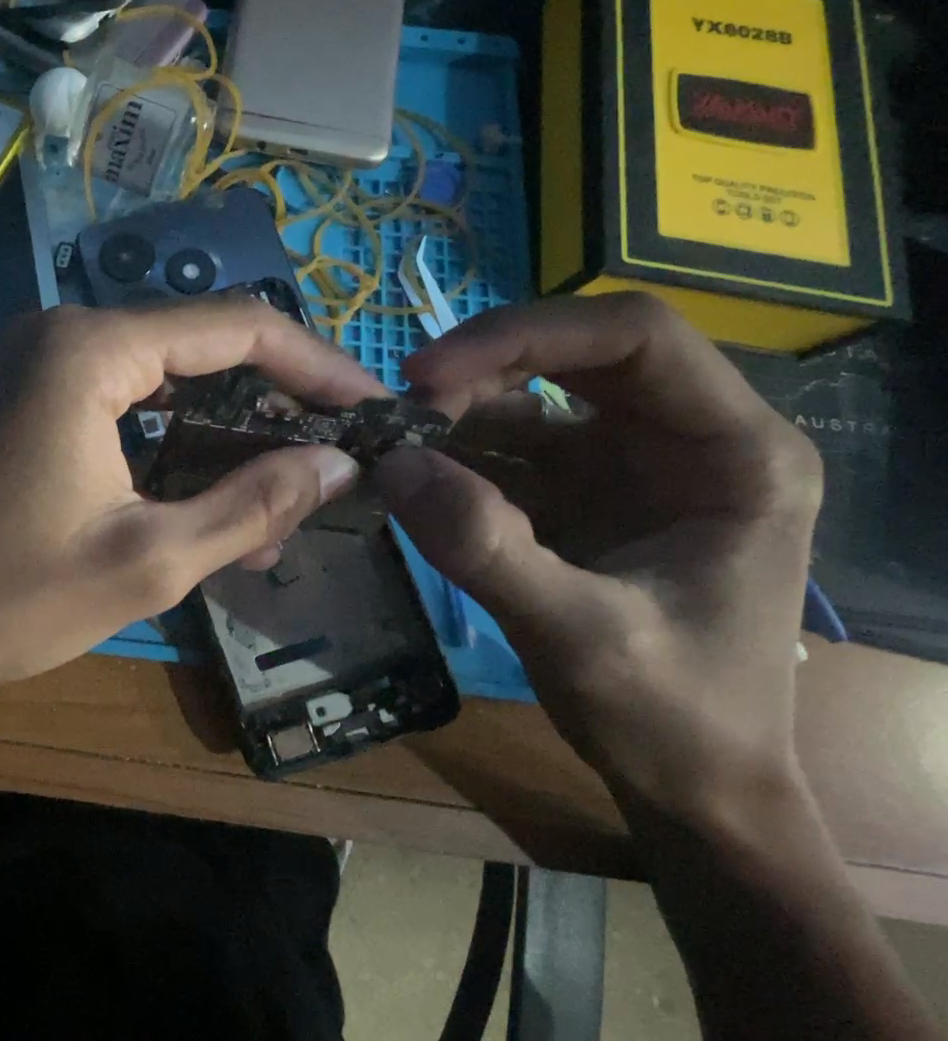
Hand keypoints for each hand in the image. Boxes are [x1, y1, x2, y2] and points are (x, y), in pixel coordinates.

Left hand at [0, 298, 385, 693]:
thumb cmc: (3, 599)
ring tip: (278, 511)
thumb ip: (250, 504)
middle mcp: (59, 333)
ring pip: (160, 383)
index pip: (237, 330)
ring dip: (221, 439)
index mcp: (88, 352)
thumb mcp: (147, 563)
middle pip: (199, 350)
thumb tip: (336, 462)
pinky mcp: (20, 398)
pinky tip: (207, 505)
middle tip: (334, 470)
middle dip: (271, 409)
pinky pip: (117, 405)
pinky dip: (167, 447)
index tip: (376, 413)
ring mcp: (32, 363)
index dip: (318, 367)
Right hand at [373, 293, 822, 818]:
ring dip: (454, 413)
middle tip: (397, 412)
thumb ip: (486, 550)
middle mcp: (685, 439)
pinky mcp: (578, 497)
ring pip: (530, 396)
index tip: (426, 376)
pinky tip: (406, 477)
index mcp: (733, 453)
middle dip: (479, 370)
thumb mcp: (577, 638)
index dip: (524, 336)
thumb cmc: (671, 718)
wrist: (692, 785)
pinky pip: (504, 450)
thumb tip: (392, 465)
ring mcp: (627, 466)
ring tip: (388, 447)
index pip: (634, 338)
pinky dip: (449, 456)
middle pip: (575, 355)